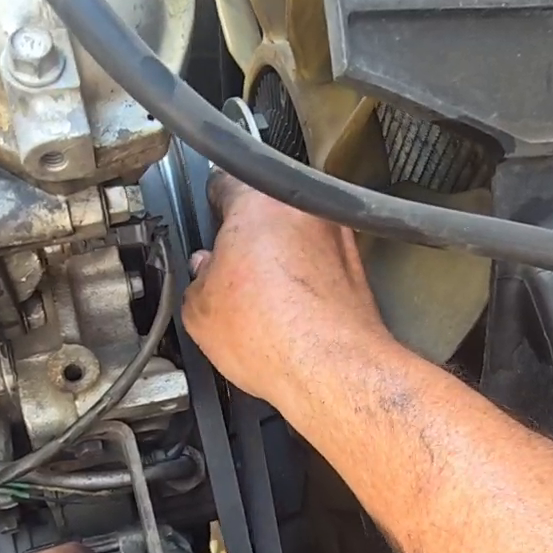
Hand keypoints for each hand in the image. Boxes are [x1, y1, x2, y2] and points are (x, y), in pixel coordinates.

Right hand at [184, 173, 395, 407]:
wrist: (332, 369)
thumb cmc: (276, 338)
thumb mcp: (200, 313)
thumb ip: (196, 280)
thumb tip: (202, 277)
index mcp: (256, 202)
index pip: (222, 184)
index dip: (208, 206)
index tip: (207, 220)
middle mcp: (302, 209)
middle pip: (264, 214)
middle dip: (247, 242)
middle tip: (231, 279)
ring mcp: (335, 235)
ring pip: (295, 241)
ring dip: (280, 263)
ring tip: (265, 307)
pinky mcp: (356, 267)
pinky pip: (320, 267)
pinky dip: (306, 285)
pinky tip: (292, 317)